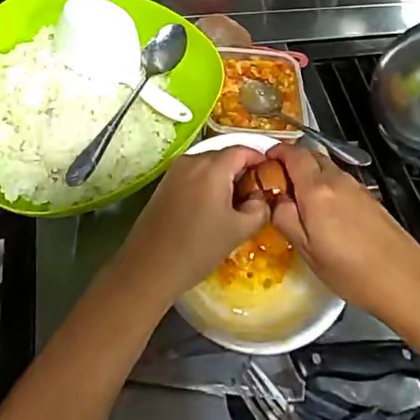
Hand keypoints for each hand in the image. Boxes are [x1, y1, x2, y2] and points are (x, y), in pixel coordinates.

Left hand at [115, 146, 271, 306]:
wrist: (148, 269)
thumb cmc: (198, 248)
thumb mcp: (239, 230)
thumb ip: (260, 208)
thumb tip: (261, 198)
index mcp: (213, 166)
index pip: (244, 150)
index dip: (261, 162)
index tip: (271, 179)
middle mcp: (192, 160)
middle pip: (226, 156)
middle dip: (243, 172)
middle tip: (255, 196)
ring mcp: (175, 171)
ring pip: (209, 167)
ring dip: (225, 179)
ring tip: (234, 206)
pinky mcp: (164, 185)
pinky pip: (194, 176)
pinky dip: (208, 185)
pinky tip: (211, 210)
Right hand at [265, 144, 419, 321]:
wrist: (403, 278)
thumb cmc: (350, 270)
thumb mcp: (307, 250)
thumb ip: (285, 219)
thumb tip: (275, 199)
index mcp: (317, 189)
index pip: (294, 154)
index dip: (278, 152)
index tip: (264, 161)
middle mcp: (338, 180)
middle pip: (312, 156)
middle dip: (292, 162)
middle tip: (278, 182)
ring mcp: (356, 187)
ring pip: (327, 168)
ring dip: (310, 175)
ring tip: (298, 200)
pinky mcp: (369, 198)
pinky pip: (340, 182)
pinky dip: (326, 186)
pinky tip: (324, 212)